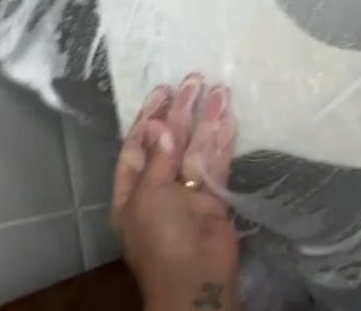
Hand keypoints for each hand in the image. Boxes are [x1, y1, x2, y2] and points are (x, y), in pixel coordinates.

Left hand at [111, 75, 239, 310]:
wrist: (195, 278)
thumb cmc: (161, 238)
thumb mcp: (149, 196)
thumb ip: (159, 158)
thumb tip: (160, 125)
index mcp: (131, 192)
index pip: (137, 146)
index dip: (148, 119)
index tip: (162, 91)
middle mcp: (158, 188)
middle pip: (169, 141)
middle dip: (180, 112)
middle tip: (193, 81)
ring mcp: (188, 192)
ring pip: (196, 147)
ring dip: (206, 119)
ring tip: (219, 90)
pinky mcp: (215, 196)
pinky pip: (218, 162)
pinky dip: (223, 140)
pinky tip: (229, 117)